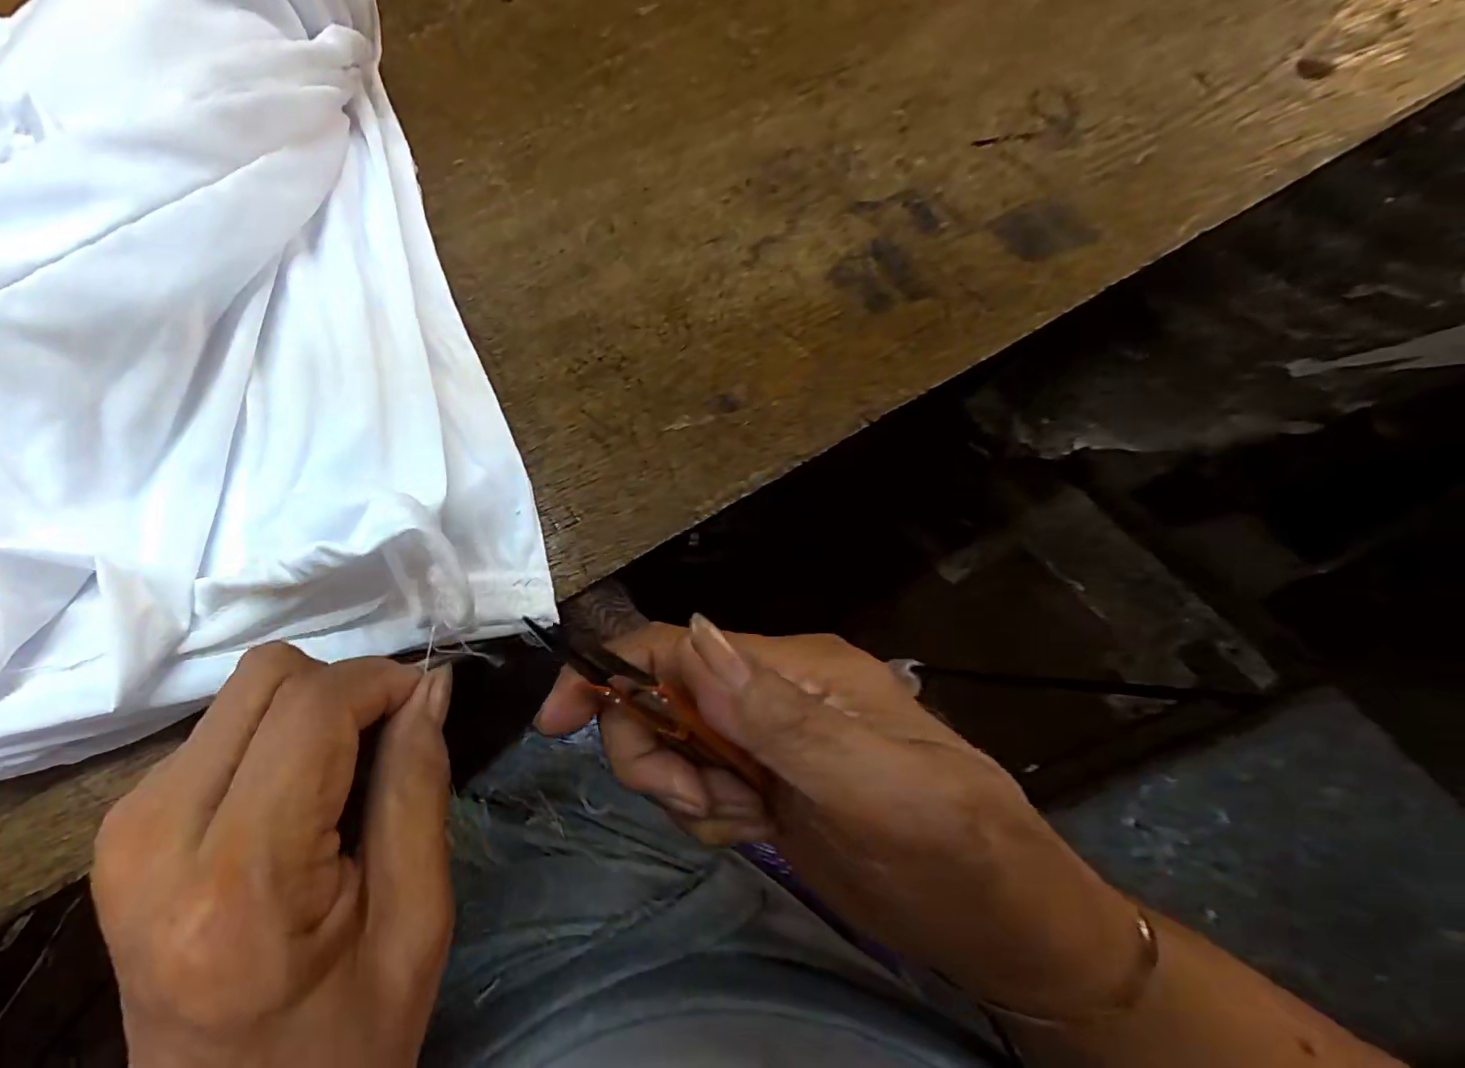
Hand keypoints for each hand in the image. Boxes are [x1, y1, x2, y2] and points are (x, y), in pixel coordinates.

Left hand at [93, 644, 454, 1067]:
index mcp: (237, 879)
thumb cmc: (340, 1040)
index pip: (310, 708)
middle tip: (383, 742)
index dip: (378, 681)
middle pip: (265, 679)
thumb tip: (429, 684)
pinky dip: (272, 738)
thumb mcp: (414, 924)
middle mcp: (156, 834)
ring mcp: (126, 826)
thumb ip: (417, 788)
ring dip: (306, 712)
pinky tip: (292, 797)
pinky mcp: (120, 824)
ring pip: (240, 694)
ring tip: (338, 780)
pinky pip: (216, 729)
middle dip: (341, 689)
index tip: (422, 699)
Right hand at [537, 617, 1144, 1021]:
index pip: (673, 647)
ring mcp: (760, 736)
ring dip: (679, 788)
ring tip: (740, 823)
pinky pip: (691, 781)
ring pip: (667, 742)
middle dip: (654, 753)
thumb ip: (782, 715)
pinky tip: (749, 830)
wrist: (1007, 931)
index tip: (558, 722)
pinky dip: (699, 811)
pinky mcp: (757, 778)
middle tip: (704, 807)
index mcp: (792, 667)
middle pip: (656, 697)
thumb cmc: (958, 854)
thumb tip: (693, 634)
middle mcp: (768, 689)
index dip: (606, 673)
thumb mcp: (878, 789)